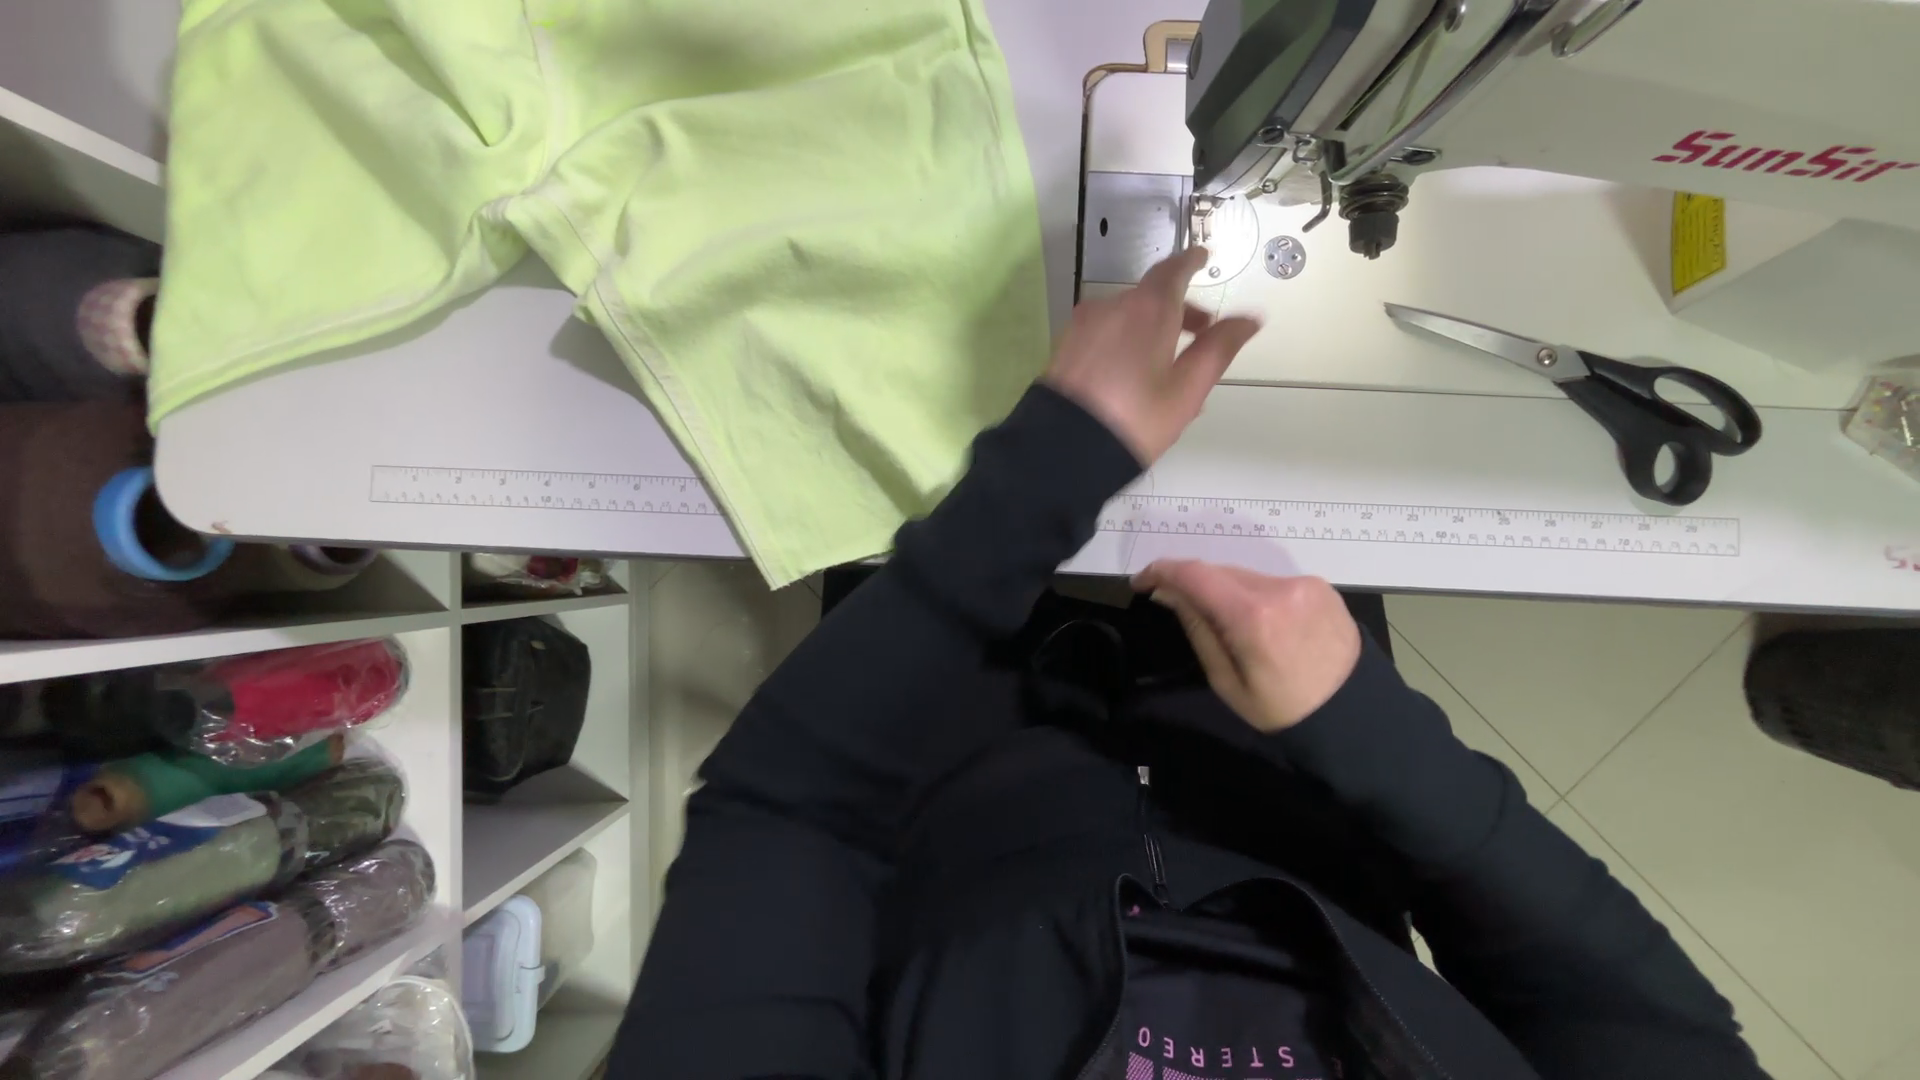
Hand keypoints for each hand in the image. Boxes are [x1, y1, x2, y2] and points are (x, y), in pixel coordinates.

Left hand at [1043, 247, 1261, 464]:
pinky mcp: (1065, 348)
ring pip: (1126, 318)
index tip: (1202, 258)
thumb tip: (1249, 318)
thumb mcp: (1187, 389)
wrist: (1063, 448)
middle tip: (1201, 334)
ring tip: (1169, 368)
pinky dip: (1126, 343)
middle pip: (1150, 297)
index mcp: (1147, 308)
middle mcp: (1111, 307)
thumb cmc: (1134, 418)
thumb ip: (1219, 348)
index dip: (1190, 263)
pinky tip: (1135, 377)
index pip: (1173, 271)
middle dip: (1178, 310)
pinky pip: (1105, 335)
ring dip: (1151, 330)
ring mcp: (1083, 327)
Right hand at [1132, 560, 1361, 732]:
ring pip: (1246, 575)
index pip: (1195, 575)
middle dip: (1194, 584)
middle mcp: (1280, 588)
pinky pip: (1272, 582)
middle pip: (1219, 572)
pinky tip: (1259, 621)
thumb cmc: (1281, 709)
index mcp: (1253, 617)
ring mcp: (1304, 584)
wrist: (1353, 715)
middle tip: (1177, 605)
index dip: (1161, 571)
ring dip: (1225, 590)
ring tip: (1225, 621)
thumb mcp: (1226, 680)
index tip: (1142, 581)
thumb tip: (1170, 593)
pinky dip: (1255, 594)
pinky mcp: (1321, 586)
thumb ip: (1197, 628)